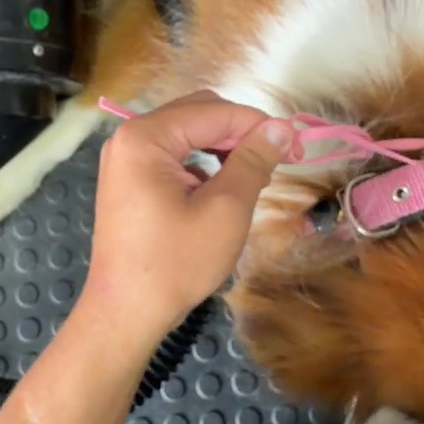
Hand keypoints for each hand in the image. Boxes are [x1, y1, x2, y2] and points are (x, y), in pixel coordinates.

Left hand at [81, 92, 295, 341]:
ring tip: (254, 177)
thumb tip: (282, 127)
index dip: (259, 124)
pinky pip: (173, 156)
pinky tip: (222, 191)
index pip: (214, 111)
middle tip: (277, 159)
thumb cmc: (175, 263)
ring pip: (186, 134)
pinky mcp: (128, 181)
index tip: (298, 145)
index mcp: (146, 136)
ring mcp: (125, 160)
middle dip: (239, 132)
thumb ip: (253, 161)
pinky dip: (202, 164)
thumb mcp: (226, 209)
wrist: (125, 313)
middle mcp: (129, 137)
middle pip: (197, 113)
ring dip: (222, 147)